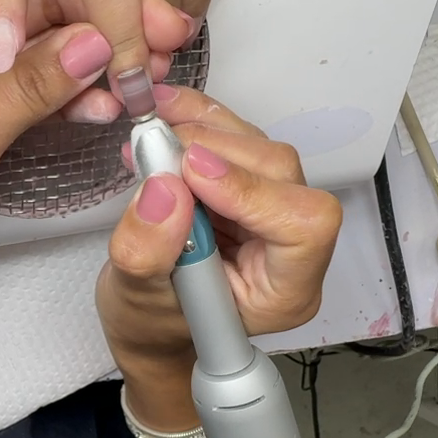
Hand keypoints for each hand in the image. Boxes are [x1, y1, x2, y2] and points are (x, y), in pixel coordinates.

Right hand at [96, 83, 341, 374]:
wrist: (145, 320)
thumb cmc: (148, 324)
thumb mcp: (134, 300)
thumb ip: (146, 251)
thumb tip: (163, 187)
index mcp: (283, 290)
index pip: (303, 227)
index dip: (250, 190)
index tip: (188, 172)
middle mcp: (290, 247)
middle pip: (281, 175)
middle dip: (216, 153)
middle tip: (153, 149)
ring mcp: (271, 211)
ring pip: (259, 149)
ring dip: (205, 129)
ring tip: (150, 131)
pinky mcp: (247, 186)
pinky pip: (236, 140)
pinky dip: (200, 120)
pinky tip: (166, 113)